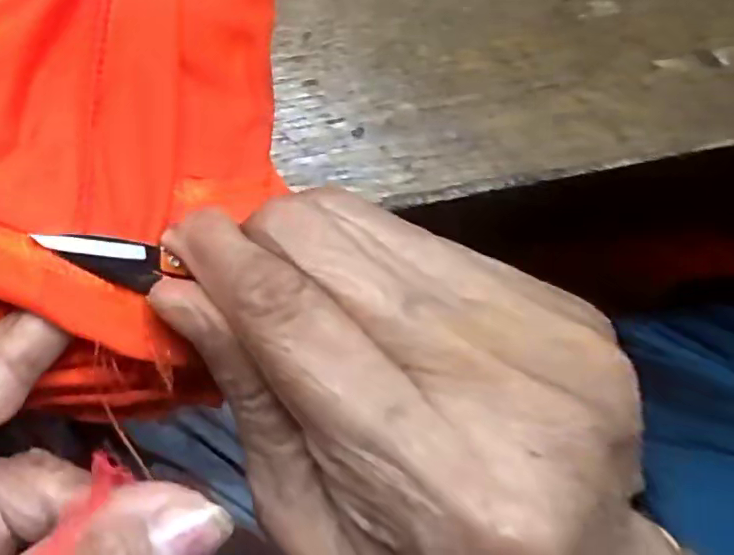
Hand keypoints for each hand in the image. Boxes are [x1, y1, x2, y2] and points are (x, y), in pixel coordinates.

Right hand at [148, 189, 673, 554]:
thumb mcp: (304, 516)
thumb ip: (243, 390)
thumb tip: (174, 291)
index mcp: (445, 485)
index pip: (291, 315)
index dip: (220, 259)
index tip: (175, 235)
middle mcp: (509, 392)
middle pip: (321, 242)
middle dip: (252, 238)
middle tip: (226, 269)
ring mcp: (547, 336)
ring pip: (356, 216)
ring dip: (300, 238)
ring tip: (293, 283)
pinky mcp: (559, 302)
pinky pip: (403, 227)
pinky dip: (354, 248)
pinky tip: (359, 294)